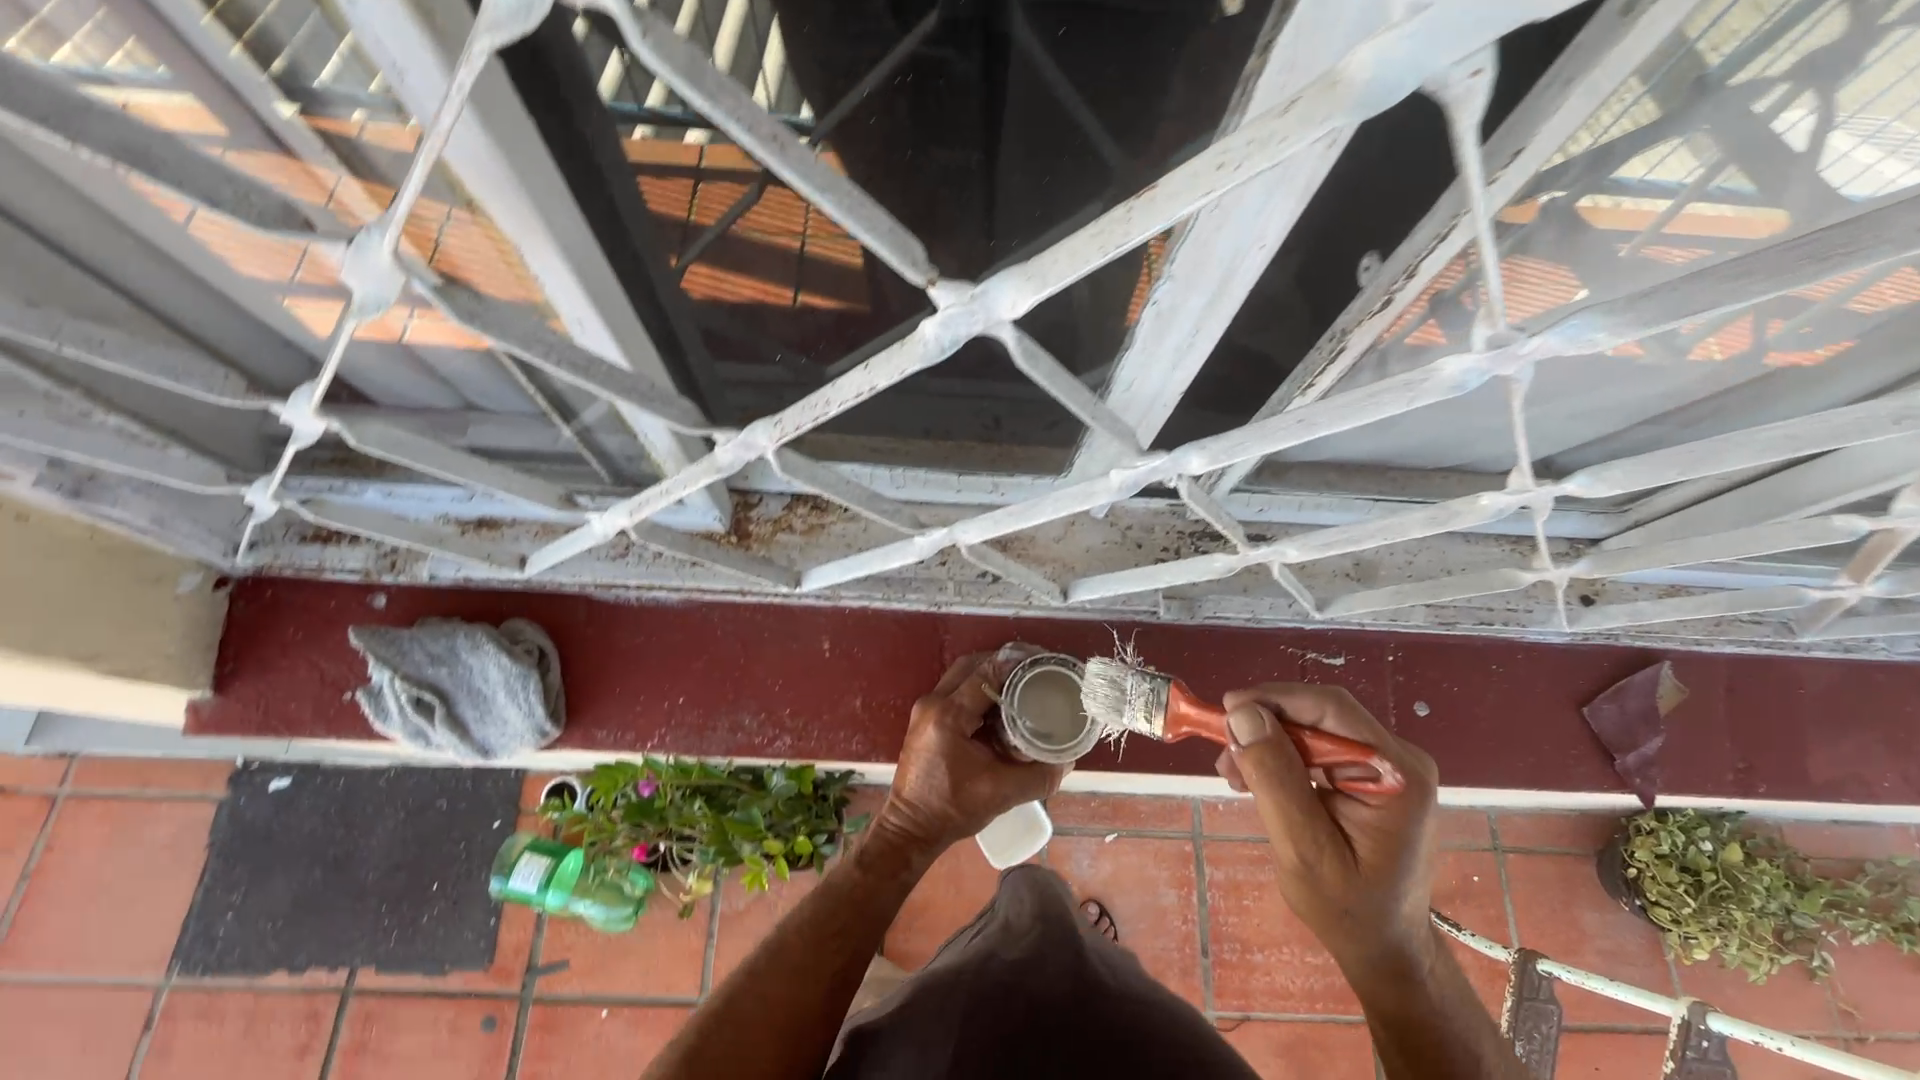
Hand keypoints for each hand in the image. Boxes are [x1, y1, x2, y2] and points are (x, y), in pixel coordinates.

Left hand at [873, 647, 1068, 860]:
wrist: (911, 828)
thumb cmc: (952, 809)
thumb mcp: (1002, 794)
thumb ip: (1040, 776)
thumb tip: (1068, 759)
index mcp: (948, 715)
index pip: (986, 673)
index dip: (1016, 663)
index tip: (1044, 662)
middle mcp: (933, 703)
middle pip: (973, 665)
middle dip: (1005, 663)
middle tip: (1035, 669)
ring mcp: (926, 709)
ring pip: (963, 675)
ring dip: (992, 675)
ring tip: (1024, 682)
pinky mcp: (927, 720)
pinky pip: (957, 691)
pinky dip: (980, 690)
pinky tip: (1004, 703)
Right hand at [1215, 684, 1440, 982]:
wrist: (1384, 946)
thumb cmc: (1347, 909)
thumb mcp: (1303, 848)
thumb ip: (1275, 778)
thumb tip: (1243, 715)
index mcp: (1396, 774)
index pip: (1330, 709)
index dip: (1274, 699)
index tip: (1226, 710)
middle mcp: (1398, 759)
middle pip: (1321, 716)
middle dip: (1267, 727)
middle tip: (1224, 754)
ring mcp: (1386, 767)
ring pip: (1314, 731)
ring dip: (1270, 744)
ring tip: (1235, 776)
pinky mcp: (1370, 776)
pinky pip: (1319, 750)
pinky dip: (1283, 759)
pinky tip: (1259, 781)